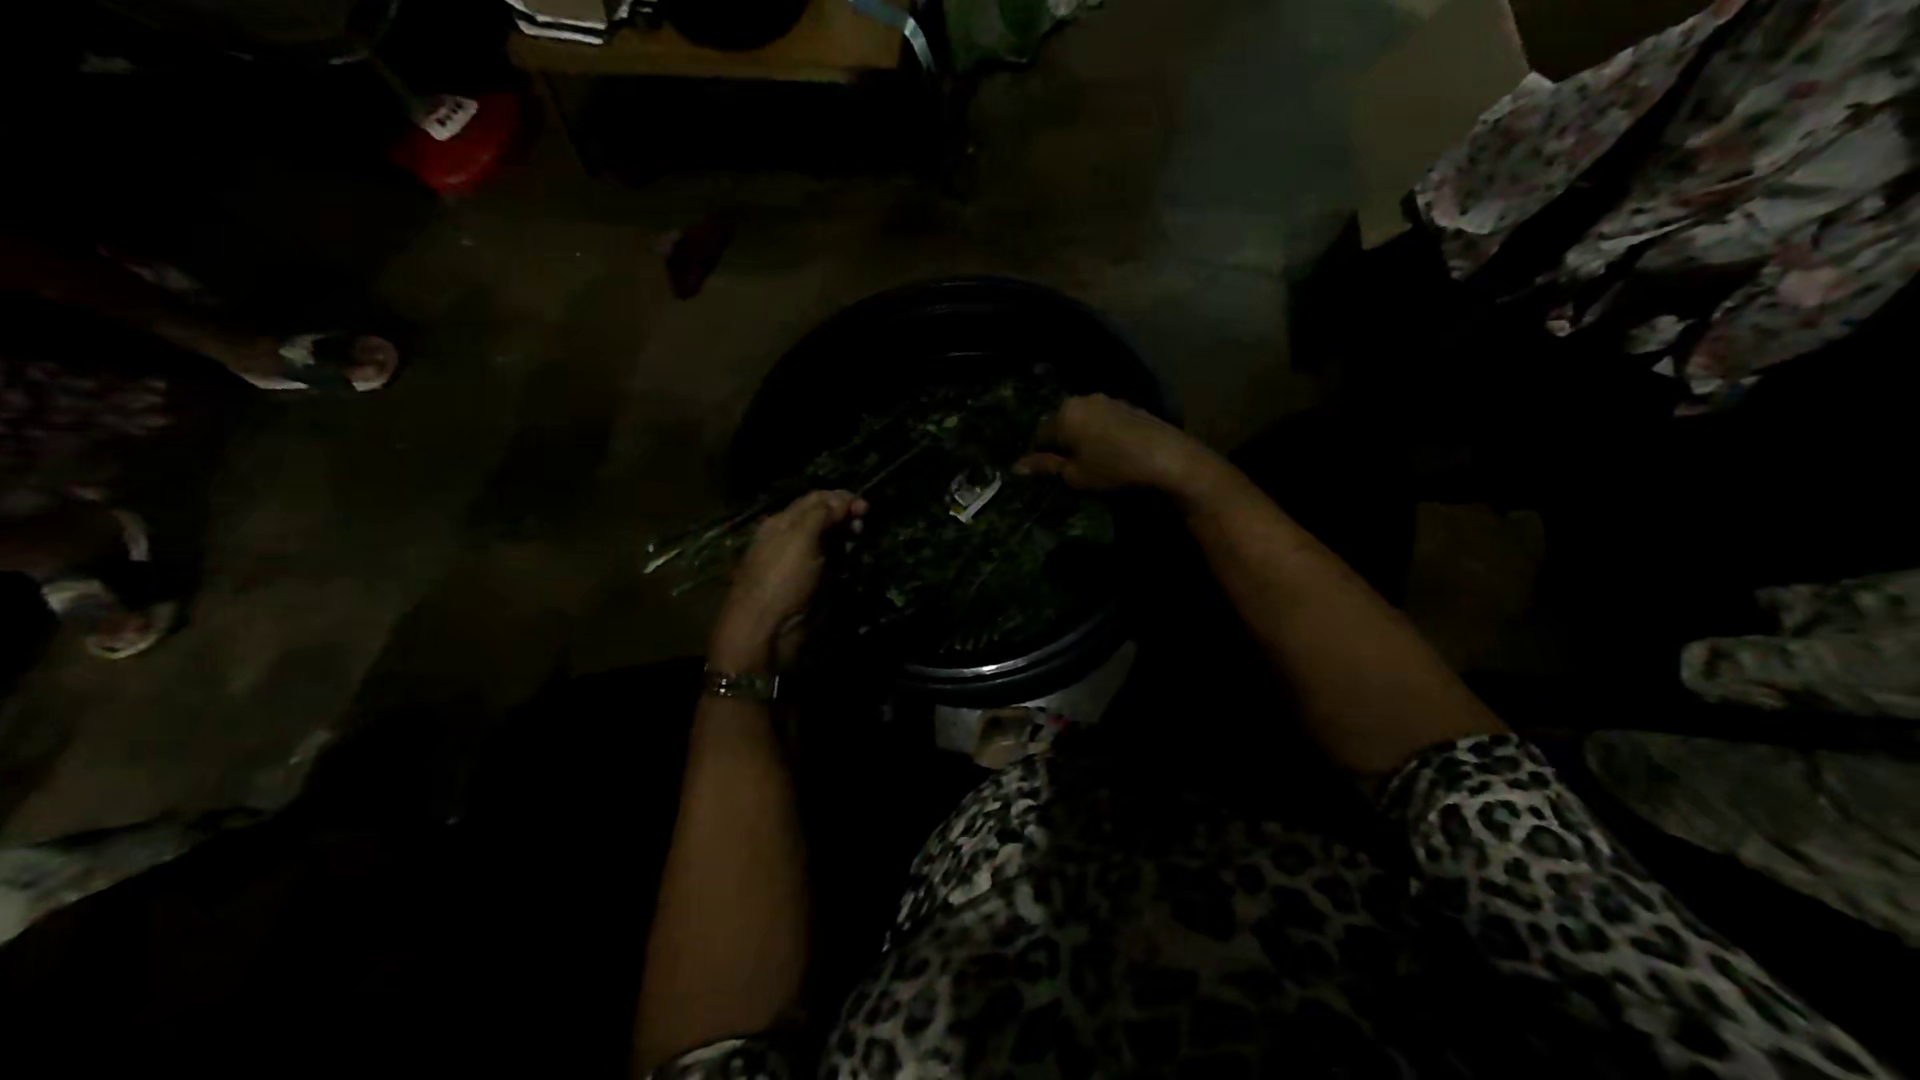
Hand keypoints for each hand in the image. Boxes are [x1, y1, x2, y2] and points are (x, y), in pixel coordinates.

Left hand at [711, 489, 865, 668]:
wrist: (768, 628)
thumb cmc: (782, 578)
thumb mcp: (800, 537)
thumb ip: (822, 514)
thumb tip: (842, 499)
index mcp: (782, 523)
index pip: (814, 501)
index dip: (839, 498)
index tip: (863, 505)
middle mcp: (791, 539)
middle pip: (823, 520)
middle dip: (844, 518)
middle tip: (861, 525)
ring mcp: (802, 564)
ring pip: (829, 543)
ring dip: (845, 539)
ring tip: (856, 542)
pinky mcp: (811, 585)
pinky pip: (830, 566)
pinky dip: (841, 561)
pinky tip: (847, 565)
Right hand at [1015, 394, 1223, 497]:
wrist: (1169, 459)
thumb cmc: (1114, 469)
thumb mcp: (1076, 475)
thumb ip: (1046, 467)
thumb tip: (1017, 466)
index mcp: (1064, 414)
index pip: (1038, 435)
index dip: (1038, 455)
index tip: (1045, 473)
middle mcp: (1083, 400)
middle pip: (1061, 422)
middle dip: (1061, 442)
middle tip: (1068, 467)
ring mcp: (1109, 400)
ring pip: (1084, 419)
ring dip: (1082, 436)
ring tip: (1091, 459)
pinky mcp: (1130, 406)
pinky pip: (1104, 419)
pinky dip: (1102, 432)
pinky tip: (1112, 451)